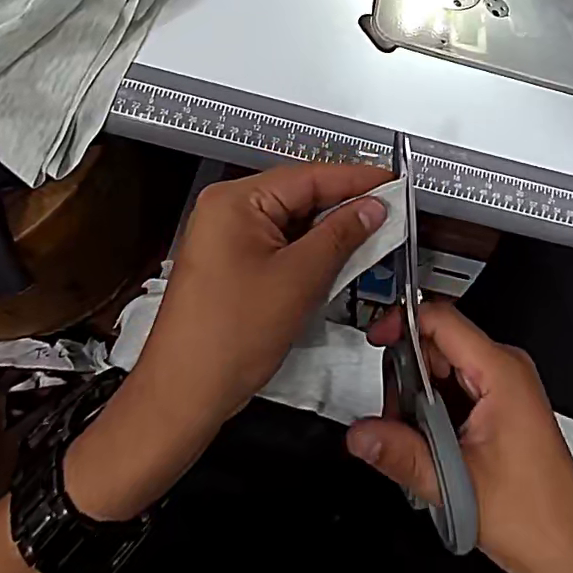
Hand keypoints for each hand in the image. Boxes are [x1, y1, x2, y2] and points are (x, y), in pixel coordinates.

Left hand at [64, 163, 390, 520]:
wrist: (182, 396)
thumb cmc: (224, 340)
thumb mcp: (299, 279)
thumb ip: (341, 236)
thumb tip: (370, 209)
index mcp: (234, 201)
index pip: (309, 176)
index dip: (356, 180)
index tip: (389, 182)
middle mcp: (227, 211)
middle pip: (301, 196)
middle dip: (346, 208)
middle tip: (389, 212)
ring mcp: (228, 237)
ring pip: (294, 222)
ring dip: (331, 232)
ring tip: (371, 237)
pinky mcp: (234, 262)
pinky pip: (282, 244)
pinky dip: (312, 252)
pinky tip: (339, 260)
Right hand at [348, 302, 572, 572]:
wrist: (568, 552)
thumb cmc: (537, 517)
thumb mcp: (456, 484)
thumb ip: (401, 453)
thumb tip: (362, 433)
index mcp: (501, 371)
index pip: (441, 319)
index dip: (402, 321)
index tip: (377, 338)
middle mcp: (506, 368)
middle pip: (439, 342)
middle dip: (408, 372)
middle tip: (394, 412)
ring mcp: (506, 384)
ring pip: (445, 365)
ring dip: (420, 394)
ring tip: (417, 436)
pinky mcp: (501, 401)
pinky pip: (456, 383)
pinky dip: (435, 405)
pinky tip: (434, 441)